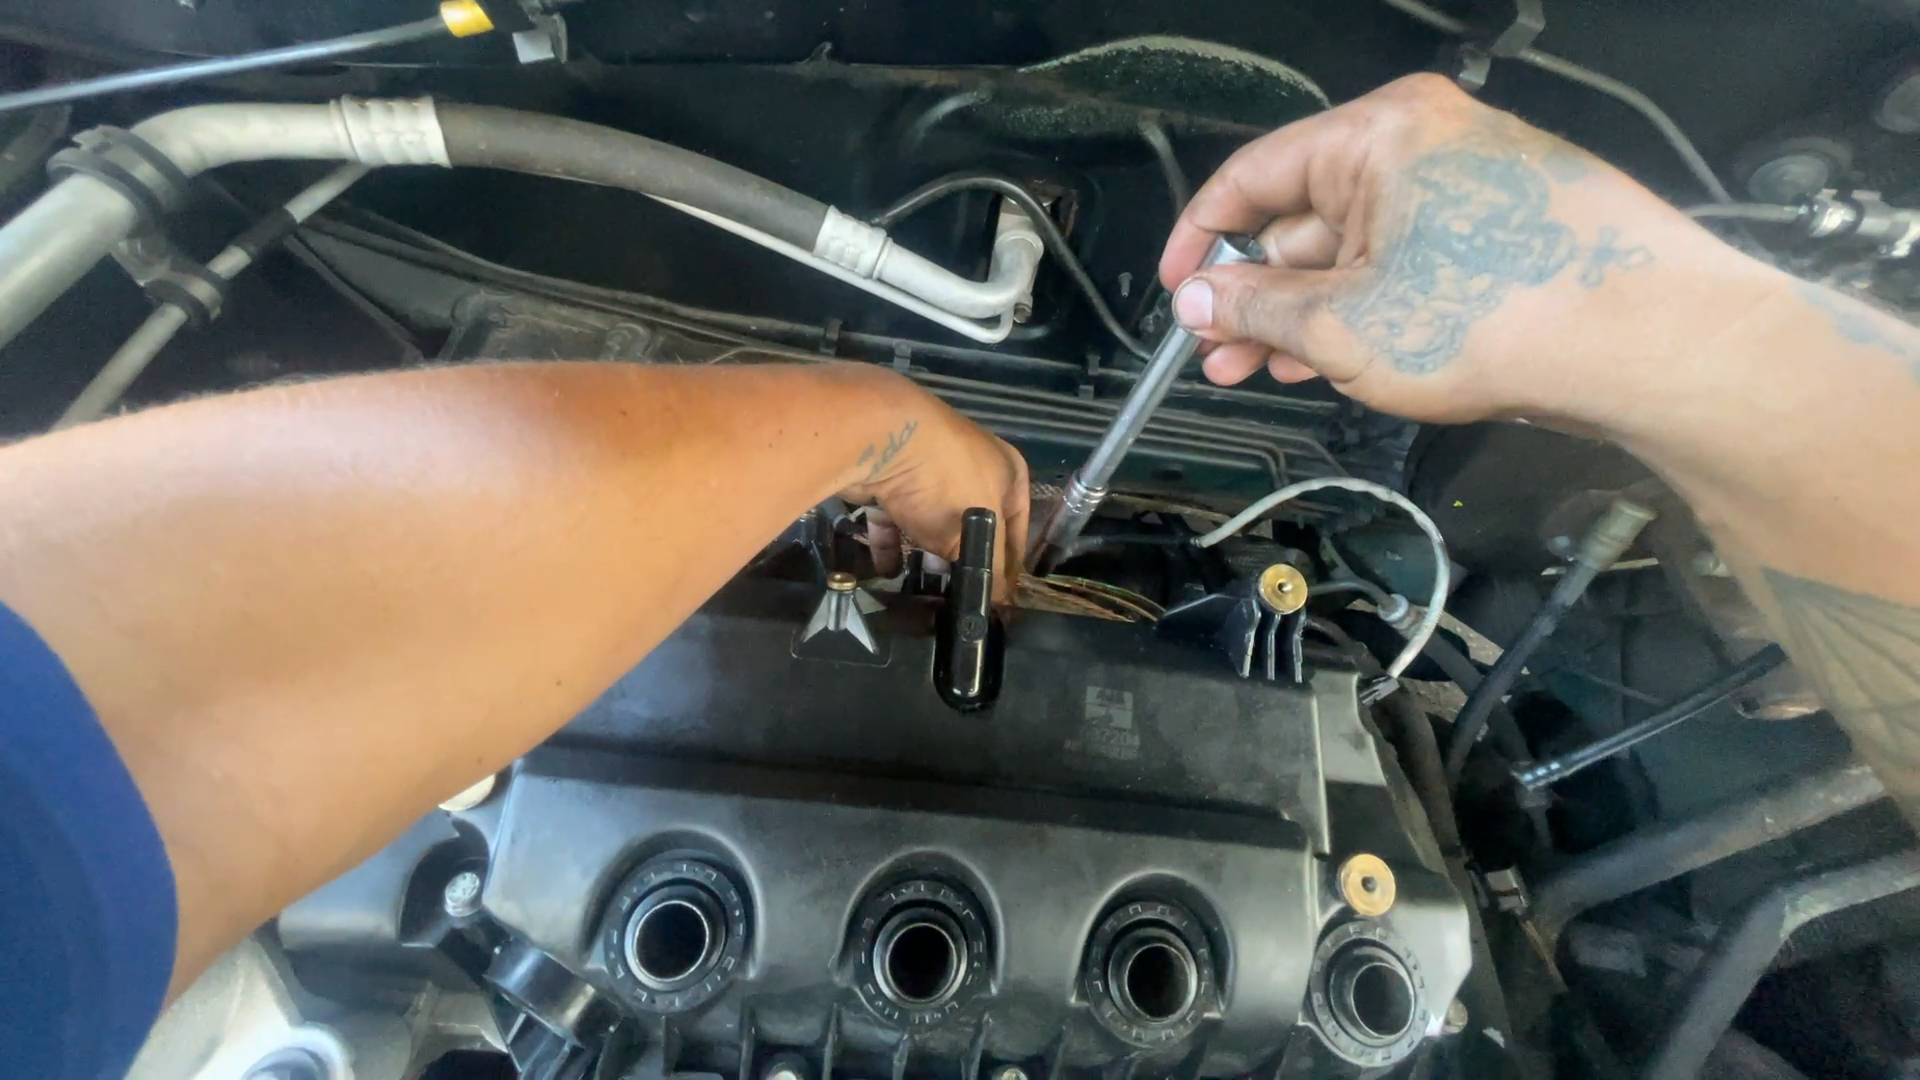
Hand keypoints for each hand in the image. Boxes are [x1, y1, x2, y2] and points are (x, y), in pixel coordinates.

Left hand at [837, 372, 1029, 589]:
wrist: (881, 438)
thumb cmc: (948, 482)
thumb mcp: (981, 531)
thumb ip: (993, 567)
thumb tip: (1003, 601)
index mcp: (1008, 471)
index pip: (1018, 526)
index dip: (1010, 563)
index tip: (1000, 597)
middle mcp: (971, 466)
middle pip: (970, 524)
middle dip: (960, 560)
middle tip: (955, 593)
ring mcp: (927, 469)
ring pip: (930, 522)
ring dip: (925, 554)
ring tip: (921, 588)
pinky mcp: (889, 476)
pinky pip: (894, 519)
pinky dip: (891, 544)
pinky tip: (887, 572)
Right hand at [1158, 73, 1765, 424]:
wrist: (1646, 346)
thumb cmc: (1493, 316)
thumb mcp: (1337, 323)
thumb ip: (1252, 306)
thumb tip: (1195, 298)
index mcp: (1375, 138)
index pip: (1251, 176)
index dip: (1198, 238)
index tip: (1176, 289)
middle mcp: (1413, 150)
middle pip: (1292, 222)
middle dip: (1245, 295)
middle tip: (1212, 349)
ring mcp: (1449, 194)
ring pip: (1336, 256)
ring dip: (1287, 316)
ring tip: (1249, 369)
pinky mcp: (1476, 238)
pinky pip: (1383, 271)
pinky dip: (1342, 315)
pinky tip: (1311, 360)